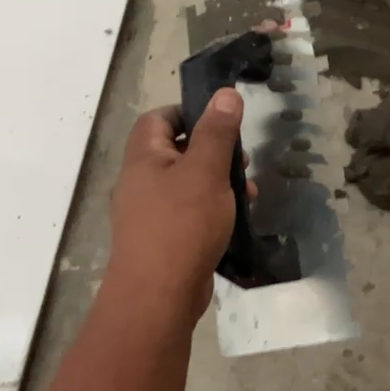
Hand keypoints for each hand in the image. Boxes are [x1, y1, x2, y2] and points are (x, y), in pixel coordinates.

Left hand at [106, 89, 244, 322]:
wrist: (158, 296)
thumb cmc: (182, 225)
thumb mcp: (206, 171)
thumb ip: (217, 132)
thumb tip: (225, 94)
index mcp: (144, 158)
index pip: (159, 119)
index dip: (189, 112)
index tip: (223, 121)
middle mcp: (140, 181)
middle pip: (176, 149)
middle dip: (213, 149)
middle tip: (242, 158)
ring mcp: (149, 212)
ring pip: (187, 181)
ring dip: (218, 180)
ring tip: (249, 191)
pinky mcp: (164, 237)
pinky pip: (189, 210)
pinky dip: (213, 207)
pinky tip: (236, 218)